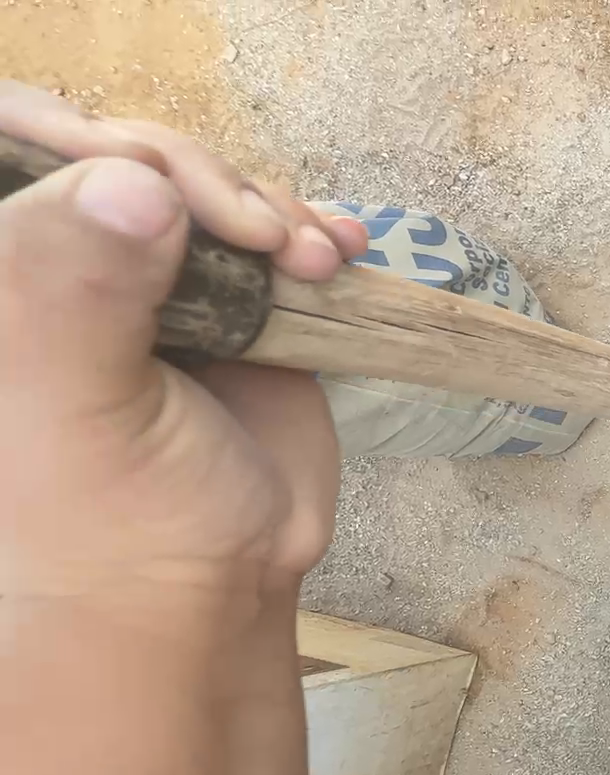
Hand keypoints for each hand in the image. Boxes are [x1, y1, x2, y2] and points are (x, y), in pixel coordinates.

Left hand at [0, 82, 368, 607]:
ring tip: (320, 264)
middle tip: (266, 239)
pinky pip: (283, 245)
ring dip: (277, 209)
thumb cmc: (111, 505)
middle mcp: (70, 264)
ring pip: (214, 192)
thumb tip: (139, 181)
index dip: (78, 138)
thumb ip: (77, 290)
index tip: (159, 186)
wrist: (222, 572)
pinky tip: (346, 250)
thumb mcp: (73, 402)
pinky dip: (321, 235)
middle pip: (125, 154)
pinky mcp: (252, 314)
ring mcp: (169, 286)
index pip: (6, 145)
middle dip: (203, 178)